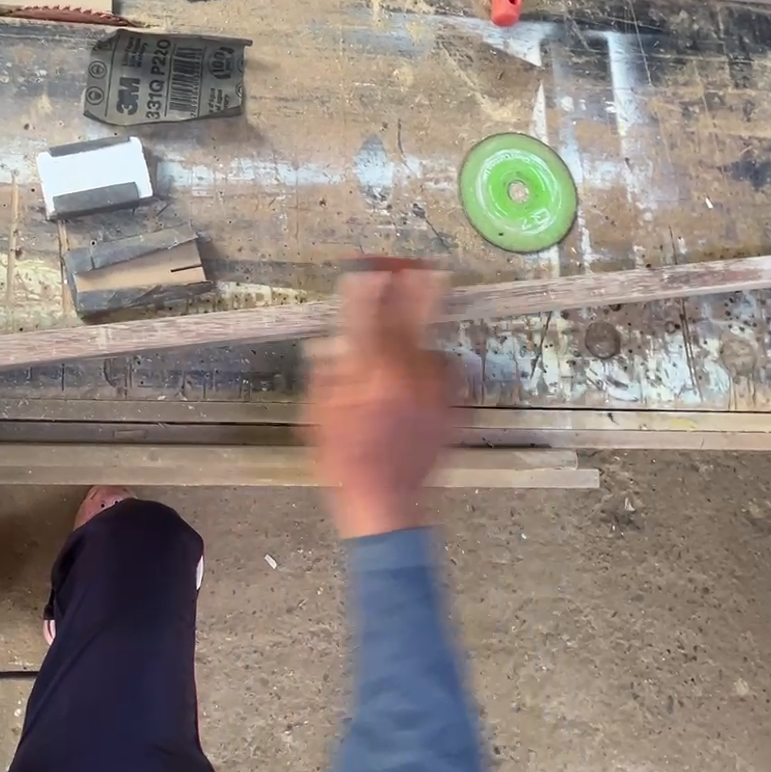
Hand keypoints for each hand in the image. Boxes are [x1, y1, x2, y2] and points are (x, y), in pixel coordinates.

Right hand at [305, 266, 455, 538]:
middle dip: (416, 288)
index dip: (371, 286)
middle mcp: (408, 376)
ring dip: (424, 335)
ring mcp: (435, 395)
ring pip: (435, 349)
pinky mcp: (452, 414)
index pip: (371, 315)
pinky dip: (438, 367)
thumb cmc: (342, 460)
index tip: (371, 266)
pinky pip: (449, 377)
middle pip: (415, 319)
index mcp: (372, 373)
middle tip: (421, 266)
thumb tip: (332, 344)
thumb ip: (327, 372)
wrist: (384, 505)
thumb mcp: (318, 413)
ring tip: (415, 330)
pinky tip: (426, 370)